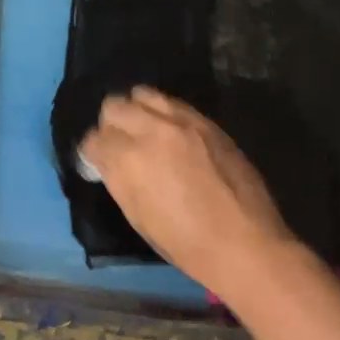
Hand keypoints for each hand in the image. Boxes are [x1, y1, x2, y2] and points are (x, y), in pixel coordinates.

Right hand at [78, 86, 294, 284]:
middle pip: (114, 106)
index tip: (99, 162)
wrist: (246, 245)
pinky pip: (174, 103)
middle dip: (110, 125)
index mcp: (128, 159)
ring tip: (145, 130)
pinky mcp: (207, 122)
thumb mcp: (137, 216)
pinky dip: (164, 114)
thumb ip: (119, 178)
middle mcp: (150, 131)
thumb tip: (110, 162)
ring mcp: (182, 122)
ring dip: (137, 110)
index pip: (93, 138)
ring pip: (143, 94)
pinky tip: (172, 134)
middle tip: (120, 145)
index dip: (93, 153)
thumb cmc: (186, 244)